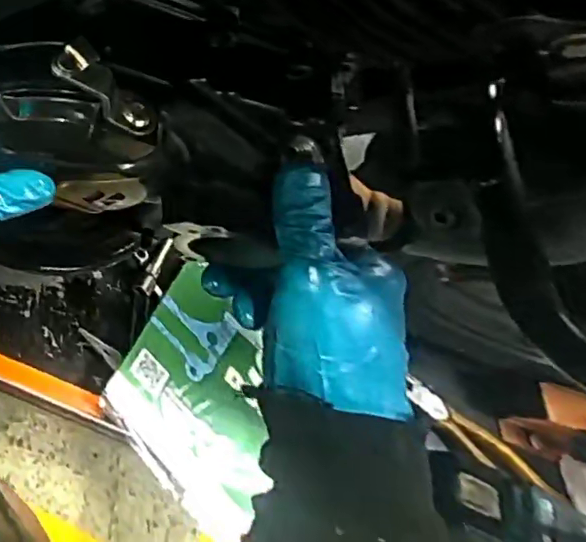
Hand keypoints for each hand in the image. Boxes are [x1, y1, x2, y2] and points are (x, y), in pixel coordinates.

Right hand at [203, 159, 410, 419]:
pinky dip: (245, 292)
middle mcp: (344, 279)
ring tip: (221, 279)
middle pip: (288, 239)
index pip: (321, 214)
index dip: (285, 202)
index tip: (250, 195)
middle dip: (250, 242)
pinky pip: (263, 292)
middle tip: (220, 244)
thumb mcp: (313, 272)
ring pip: (269, 265)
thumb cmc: (330, 343)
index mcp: (365, 264)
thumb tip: (302, 160)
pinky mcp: (293, 322)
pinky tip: (234, 300)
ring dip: (240, 268)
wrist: (324, 425)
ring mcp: (317, 303)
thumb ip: (303, 219)